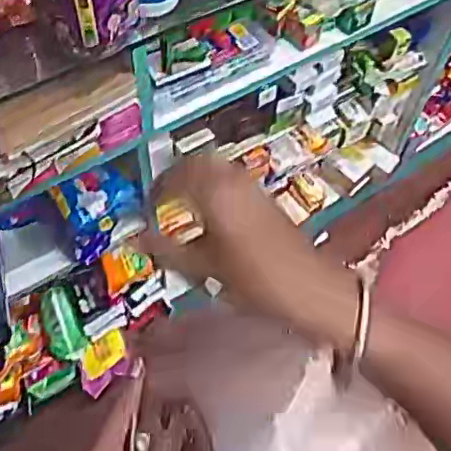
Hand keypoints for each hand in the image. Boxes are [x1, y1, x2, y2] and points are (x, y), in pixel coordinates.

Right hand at [146, 153, 356, 343]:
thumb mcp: (206, 268)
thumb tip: (138, 240)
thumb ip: (168, 250)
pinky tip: (208, 209)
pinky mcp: (262, 194)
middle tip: (159, 198)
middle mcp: (232, 179)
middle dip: (173, 176)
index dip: (155, 191)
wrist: (312, 289)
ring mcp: (250, 184)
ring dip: (194, 176)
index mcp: (214, 192)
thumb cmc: (257, 280)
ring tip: (180, 200)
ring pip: (213, 165)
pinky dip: (212, 183)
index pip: (174, 176)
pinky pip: (228, 175)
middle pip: (194, 161)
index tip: (145, 208)